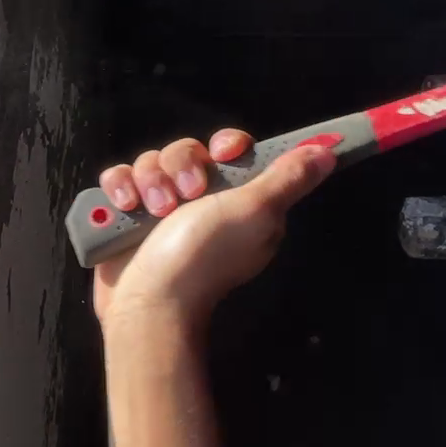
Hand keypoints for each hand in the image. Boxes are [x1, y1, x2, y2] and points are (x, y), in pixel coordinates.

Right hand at [94, 130, 332, 328]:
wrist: (149, 300)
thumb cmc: (206, 256)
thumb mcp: (256, 213)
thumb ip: (288, 178)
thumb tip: (328, 153)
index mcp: (238, 199)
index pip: (231, 149)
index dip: (225, 145)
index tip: (222, 154)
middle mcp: (200, 200)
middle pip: (185, 150)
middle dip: (179, 167)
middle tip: (185, 197)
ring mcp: (159, 206)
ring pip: (149, 161)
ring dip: (148, 181)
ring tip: (151, 211)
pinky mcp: (126, 213)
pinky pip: (118, 177)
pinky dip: (118, 189)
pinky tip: (123, 208)